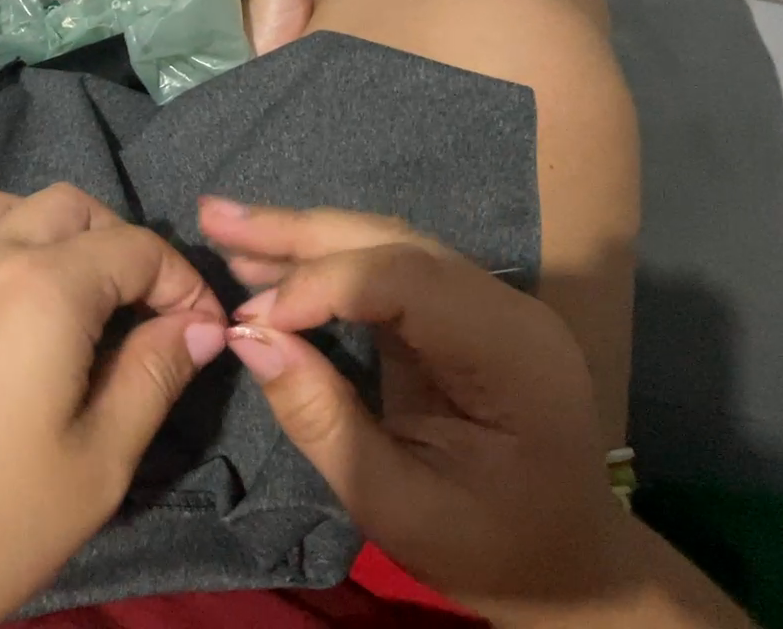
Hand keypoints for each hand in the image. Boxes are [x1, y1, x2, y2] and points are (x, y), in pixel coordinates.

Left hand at [0, 184, 228, 628]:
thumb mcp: (96, 461)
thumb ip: (153, 376)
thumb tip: (199, 325)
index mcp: (45, 286)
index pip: (135, 247)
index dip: (182, 282)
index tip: (202, 330)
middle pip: (72, 206)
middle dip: (123, 245)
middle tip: (144, 312)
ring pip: (9, 205)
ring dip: (58, 231)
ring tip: (78, 295)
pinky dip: (4, 241)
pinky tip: (8, 303)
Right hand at [198, 199, 627, 616]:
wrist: (568, 565)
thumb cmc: (488, 546)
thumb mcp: (394, 504)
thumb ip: (320, 417)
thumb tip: (245, 336)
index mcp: (509, 356)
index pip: (405, 281)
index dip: (319, 284)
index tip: (248, 316)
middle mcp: (503, 307)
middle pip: (387, 241)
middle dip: (292, 230)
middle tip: (214, 217)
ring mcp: (482, 300)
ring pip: (377, 240)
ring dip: (295, 234)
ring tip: (221, 224)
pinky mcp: (454, 307)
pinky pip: (377, 264)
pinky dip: (315, 259)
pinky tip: (264, 257)